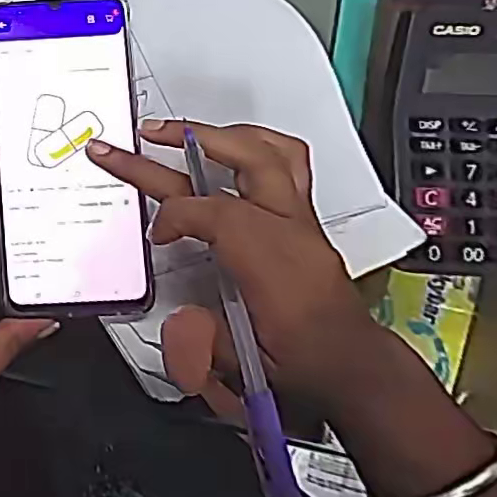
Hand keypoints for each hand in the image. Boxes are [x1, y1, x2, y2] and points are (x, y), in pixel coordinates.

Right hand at [84, 120, 394, 414]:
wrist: (352, 367)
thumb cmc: (305, 365)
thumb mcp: (248, 365)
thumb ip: (203, 344)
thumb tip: (178, 321)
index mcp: (278, 266)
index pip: (218, 213)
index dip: (174, 216)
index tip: (156, 234)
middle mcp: (294, 233)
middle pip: (245, 161)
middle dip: (188, 141)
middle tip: (144, 135)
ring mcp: (301, 221)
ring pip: (272, 152)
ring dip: (223, 134)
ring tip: (184, 129)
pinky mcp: (301, 220)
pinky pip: (285, 163)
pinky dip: (252, 146)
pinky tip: (228, 146)